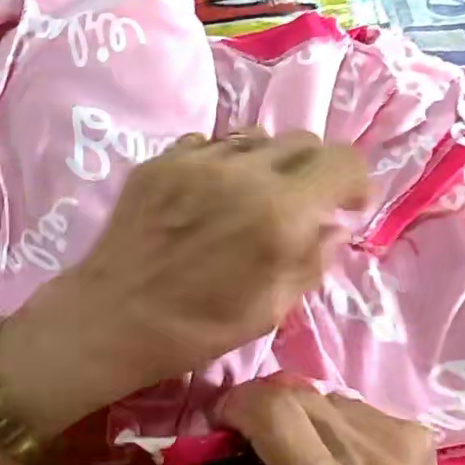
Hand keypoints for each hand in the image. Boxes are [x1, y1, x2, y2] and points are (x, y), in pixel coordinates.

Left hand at [0, 132, 370, 433]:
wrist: (110, 318)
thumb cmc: (196, 328)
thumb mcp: (271, 309)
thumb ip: (312, 259)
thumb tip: (334, 225)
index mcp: (279, 212)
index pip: (342, 160)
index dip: (354, 180)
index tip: (346, 205)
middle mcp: (241, 171)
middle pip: (302, 140)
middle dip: (315, 169)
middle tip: (303, 203)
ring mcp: (195, 160)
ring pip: (254, 136)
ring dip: (269, 162)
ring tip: (253, 196)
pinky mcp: (159, 161)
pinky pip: (208, 143)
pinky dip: (224, 163)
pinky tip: (210, 195)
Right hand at [216, 380, 464, 464]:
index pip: (270, 408)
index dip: (236, 404)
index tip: (221, 423)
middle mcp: (363, 452)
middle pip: (293, 390)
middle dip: (259, 403)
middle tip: (248, 432)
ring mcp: (396, 438)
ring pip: (324, 395)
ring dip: (296, 411)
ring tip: (294, 444)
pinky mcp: (416, 435)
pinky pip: (355, 408)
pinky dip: (333, 422)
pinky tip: (337, 454)